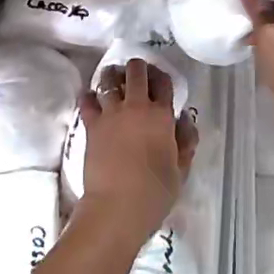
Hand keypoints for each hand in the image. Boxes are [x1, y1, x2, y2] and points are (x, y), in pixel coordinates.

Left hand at [76, 59, 198, 239]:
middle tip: (135, 71)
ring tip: (112, 76)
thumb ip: (186, 141)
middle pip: (136, 72)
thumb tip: (185, 119)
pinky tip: (91, 98)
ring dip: (111, 75)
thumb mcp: (181, 170)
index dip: (161, 76)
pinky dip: (89, 96)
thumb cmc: (155, 192)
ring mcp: (112, 114)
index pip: (164, 83)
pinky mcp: (92, 125)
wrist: (117, 206)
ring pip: (109, 80)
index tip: (158, 79)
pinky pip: (87, 101)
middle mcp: (137, 107)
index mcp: (162, 116)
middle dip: (137, 67)